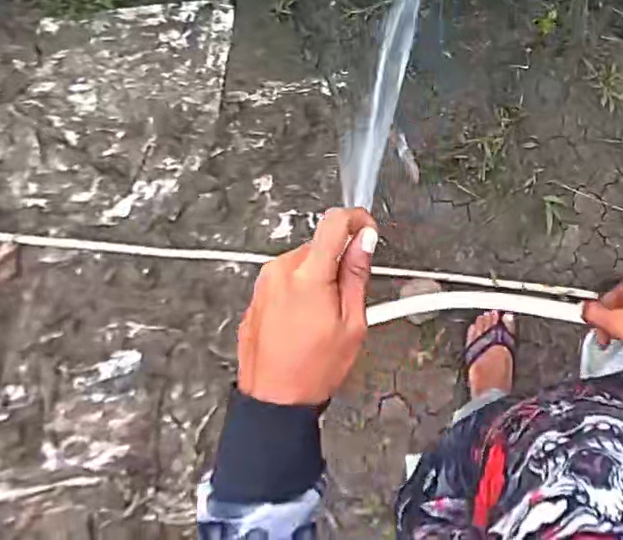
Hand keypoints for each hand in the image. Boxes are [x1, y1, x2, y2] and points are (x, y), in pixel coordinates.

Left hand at [236, 207, 377, 405]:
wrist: (272, 404)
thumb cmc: (312, 371)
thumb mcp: (351, 324)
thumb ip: (357, 274)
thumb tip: (364, 241)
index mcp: (308, 275)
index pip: (334, 222)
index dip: (356, 219)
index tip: (366, 228)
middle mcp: (281, 271)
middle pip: (319, 245)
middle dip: (336, 261)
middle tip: (345, 297)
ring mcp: (265, 283)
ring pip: (302, 262)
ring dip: (317, 276)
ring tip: (321, 317)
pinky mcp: (256, 295)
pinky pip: (285, 278)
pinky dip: (298, 289)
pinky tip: (302, 321)